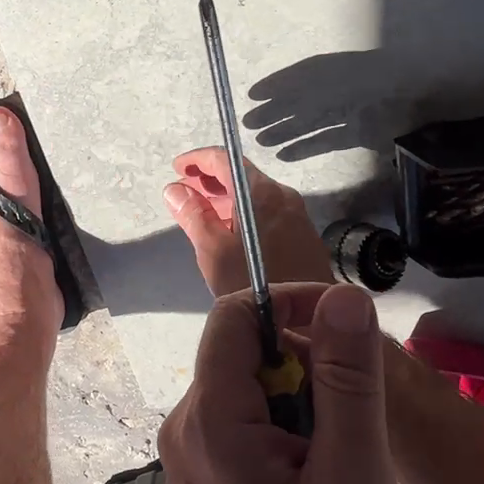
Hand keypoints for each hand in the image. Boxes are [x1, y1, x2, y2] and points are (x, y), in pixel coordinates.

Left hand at [159, 282, 397, 483]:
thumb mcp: (352, 479)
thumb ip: (348, 382)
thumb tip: (345, 296)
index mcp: (210, 419)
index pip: (234, 317)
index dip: (289, 303)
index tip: (344, 322)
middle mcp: (187, 426)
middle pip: (245, 351)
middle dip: (305, 363)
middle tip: (355, 413)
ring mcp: (192, 452)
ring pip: (251, 386)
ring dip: (302, 399)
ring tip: (341, 456)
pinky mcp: (205, 474)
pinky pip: (245, 420)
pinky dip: (288, 427)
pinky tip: (318, 474)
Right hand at [164, 148, 332, 294]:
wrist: (309, 324)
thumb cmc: (254, 284)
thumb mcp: (213, 250)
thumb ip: (193, 215)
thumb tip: (175, 189)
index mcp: (261, 192)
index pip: (225, 159)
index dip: (197, 160)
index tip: (177, 168)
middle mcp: (283, 195)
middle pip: (242, 175)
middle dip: (210, 180)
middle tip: (185, 193)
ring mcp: (297, 216)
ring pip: (255, 196)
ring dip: (227, 199)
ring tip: (202, 214)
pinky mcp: (304, 236)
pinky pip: (268, 213)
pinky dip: (244, 214)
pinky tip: (230, 234)